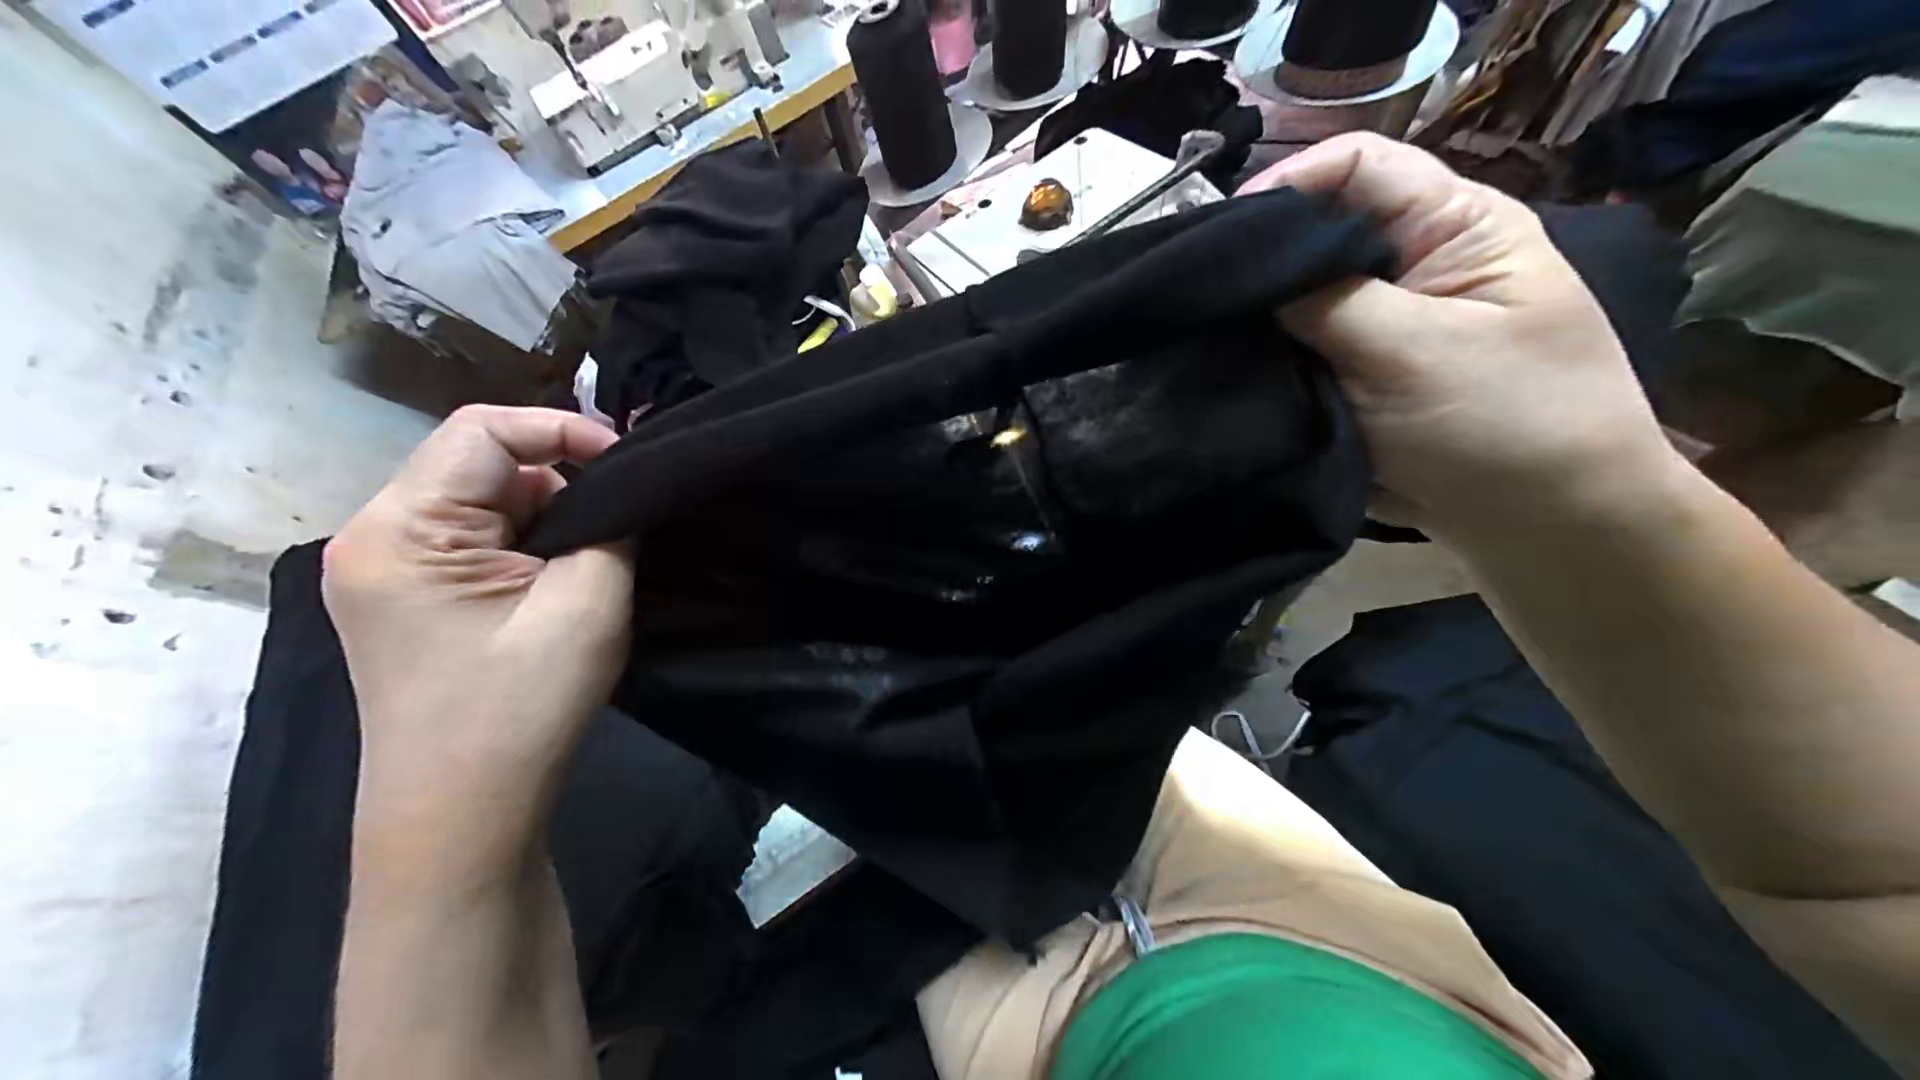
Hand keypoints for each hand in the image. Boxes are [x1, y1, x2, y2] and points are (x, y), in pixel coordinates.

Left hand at [322, 405, 633, 882]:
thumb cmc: (521, 709)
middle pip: (477, 461)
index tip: (627, 462)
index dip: (563, 429)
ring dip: (545, 513)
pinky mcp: (403, 596)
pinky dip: (525, 541)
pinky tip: (557, 577)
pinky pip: (471, 536)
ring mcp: (382, 568)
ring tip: (592, 554)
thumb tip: (620, 487)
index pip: (482, 431)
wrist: (462, 815)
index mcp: (402, 531)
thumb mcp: (587, 606)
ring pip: (479, 499)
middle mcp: (373, 536)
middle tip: (620, 514)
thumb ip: (610, 527)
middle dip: (559, 476)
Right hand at [1239, 134, 1679, 536]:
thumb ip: (1326, 304)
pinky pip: (1291, 355)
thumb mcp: (1417, 351)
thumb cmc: (1504, 421)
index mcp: (1447, 227)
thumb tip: (1243, 273)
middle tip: (1197, 296)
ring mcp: (1373, 325)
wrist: (1537, 522)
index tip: (1224, 234)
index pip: (1358, 166)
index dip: (1288, 183)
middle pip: (1314, 235)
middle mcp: (1403, 266)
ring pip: (1293, 303)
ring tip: (1203, 340)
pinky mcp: (1348, 376)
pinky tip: (1228, 374)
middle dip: (1258, 261)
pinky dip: (1262, 364)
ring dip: (1254, 322)